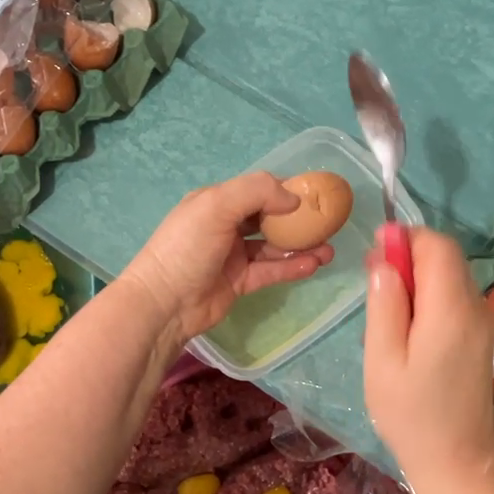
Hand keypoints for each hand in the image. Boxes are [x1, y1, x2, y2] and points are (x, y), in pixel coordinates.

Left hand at [120, 171, 335, 340]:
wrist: (164, 303)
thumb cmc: (187, 247)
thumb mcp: (217, 205)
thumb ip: (257, 191)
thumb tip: (293, 199)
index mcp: (215, 202)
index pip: (257, 189)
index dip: (285, 190)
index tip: (316, 195)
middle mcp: (224, 226)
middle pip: (268, 217)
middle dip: (297, 220)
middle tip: (328, 223)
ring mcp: (232, 255)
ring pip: (272, 246)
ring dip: (300, 246)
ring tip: (329, 249)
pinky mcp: (239, 282)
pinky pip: (270, 271)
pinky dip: (291, 267)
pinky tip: (314, 264)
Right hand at [363, 225, 493, 480]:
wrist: (457, 460)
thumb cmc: (410, 414)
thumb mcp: (382, 360)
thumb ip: (385, 306)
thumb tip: (383, 263)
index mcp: (450, 309)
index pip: (438, 247)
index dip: (406, 238)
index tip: (373, 252)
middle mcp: (475, 308)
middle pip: (447, 258)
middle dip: (410, 256)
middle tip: (372, 281)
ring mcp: (482, 324)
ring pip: (451, 278)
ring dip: (418, 277)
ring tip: (385, 307)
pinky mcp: (480, 339)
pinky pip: (454, 299)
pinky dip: (429, 297)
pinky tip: (406, 327)